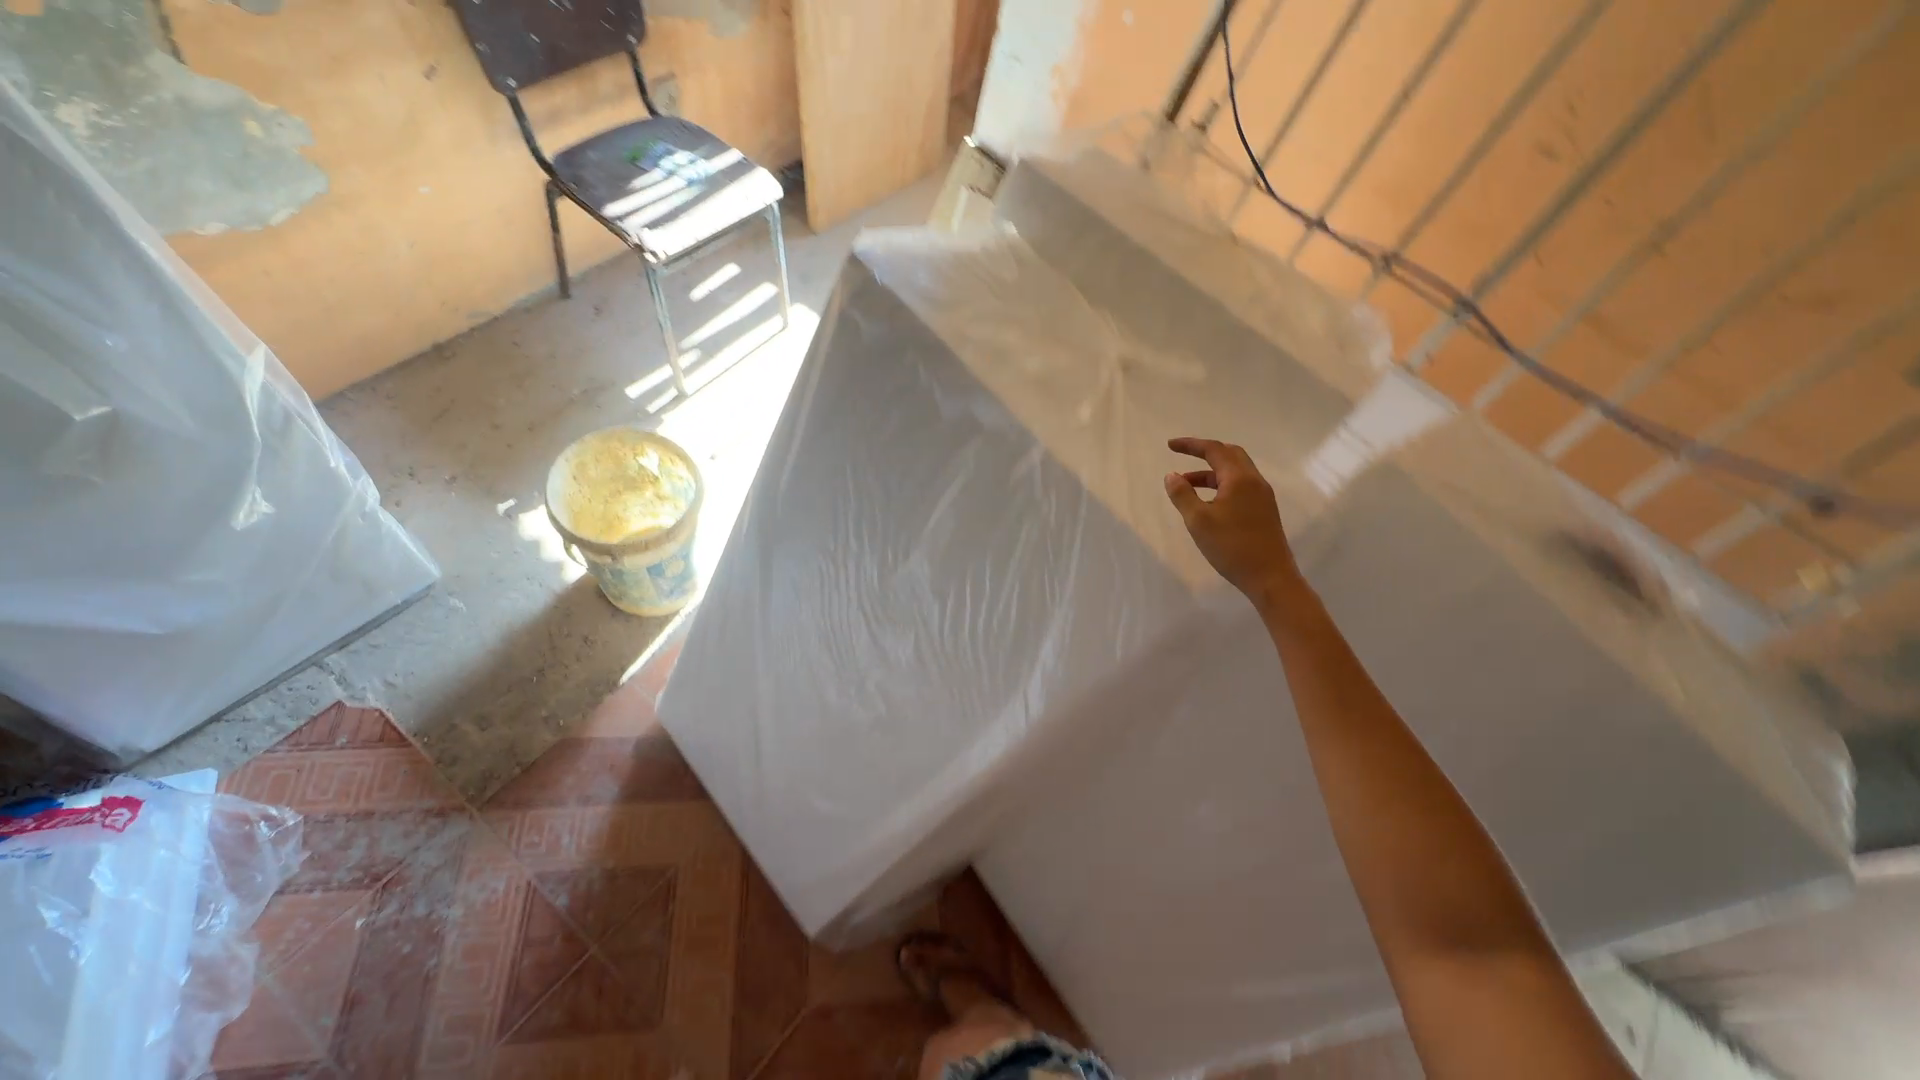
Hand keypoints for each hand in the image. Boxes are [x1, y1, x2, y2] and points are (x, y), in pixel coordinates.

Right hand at [1164, 437, 1301, 606]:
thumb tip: (1172, 476)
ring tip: (1187, 486)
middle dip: (1204, 453)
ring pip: (1235, 472)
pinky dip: (1221, 484)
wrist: (1270, 577)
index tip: (1170, 446)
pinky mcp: (1264, 510)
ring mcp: (1262, 496)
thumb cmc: (1232, 547)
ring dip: (1211, 472)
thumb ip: (1183, 495)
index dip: (1191, 445)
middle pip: (1230, 454)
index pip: (1214, 450)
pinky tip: (1209, 502)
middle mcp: (1254, 481)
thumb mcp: (1198, 521)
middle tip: (1183, 457)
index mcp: (1239, 478)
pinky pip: (1240, 486)